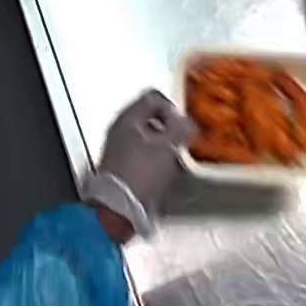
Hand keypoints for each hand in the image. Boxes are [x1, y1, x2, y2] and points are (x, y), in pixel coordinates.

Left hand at [81, 89, 192, 237]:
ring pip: (146, 136)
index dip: (172, 108)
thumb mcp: (166, 148)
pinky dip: (154, 158)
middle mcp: (120, 126)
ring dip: (163, 145)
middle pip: (150, 117)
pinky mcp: (118, 164)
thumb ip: (179, 130)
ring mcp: (117, 145)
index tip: (183, 126)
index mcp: (129, 116)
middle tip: (181, 144)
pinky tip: (163, 174)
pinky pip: (140, 152)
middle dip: (169, 129)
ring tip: (175, 162)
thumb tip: (189, 122)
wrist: (116, 208)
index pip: (153, 97)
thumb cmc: (142, 172)